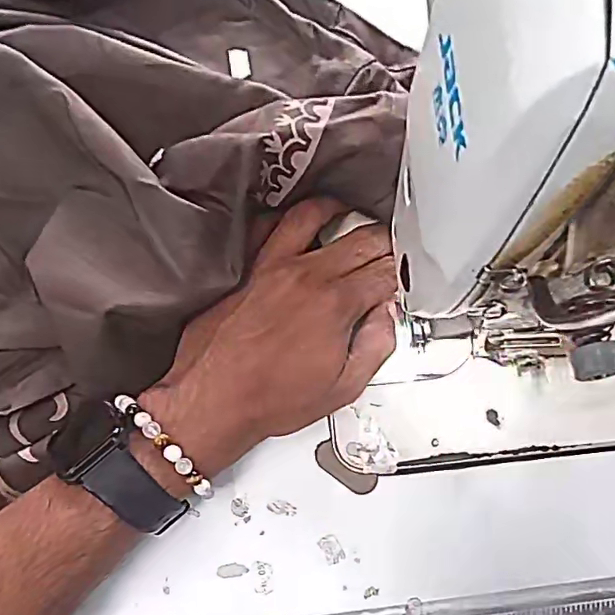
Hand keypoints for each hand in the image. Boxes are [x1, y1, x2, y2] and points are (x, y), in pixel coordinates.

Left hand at [138, 198, 396, 479]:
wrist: (214, 400)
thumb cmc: (268, 399)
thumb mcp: (342, 389)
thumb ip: (376, 347)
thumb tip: (386, 320)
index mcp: (335, 304)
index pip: (385, 271)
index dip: (400, 276)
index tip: (399, 284)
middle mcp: (306, 276)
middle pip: (360, 238)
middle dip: (384, 244)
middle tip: (388, 254)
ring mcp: (273, 268)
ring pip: (315, 215)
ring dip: (340, 213)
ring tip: (349, 219)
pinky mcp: (247, 270)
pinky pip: (269, 226)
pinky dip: (287, 219)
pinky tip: (295, 225)